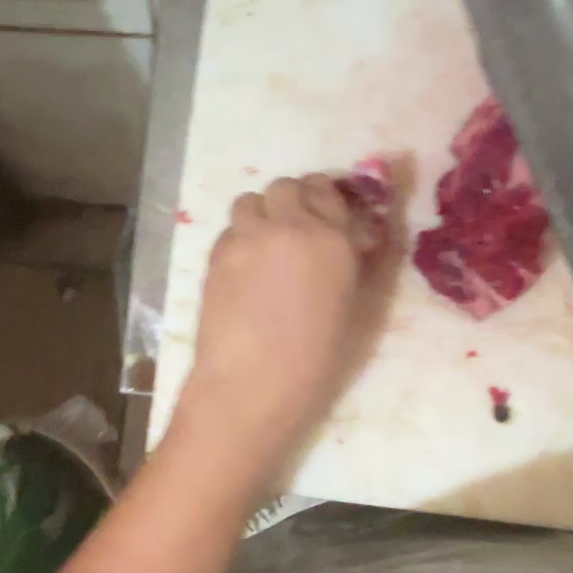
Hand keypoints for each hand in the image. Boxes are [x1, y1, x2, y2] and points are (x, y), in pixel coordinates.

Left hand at [170, 174, 388, 479]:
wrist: (250, 385)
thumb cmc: (312, 362)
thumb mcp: (353, 310)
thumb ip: (356, 263)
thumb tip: (356, 239)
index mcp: (333, 238)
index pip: (331, 191)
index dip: (329, 202)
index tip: (330, 220)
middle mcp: (289, 226)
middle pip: (288, 186)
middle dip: (294, 202)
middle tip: (297, 231)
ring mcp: (247, 238)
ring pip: (251, 200)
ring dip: (262, 215)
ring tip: (266, 246)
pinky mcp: (216, 257)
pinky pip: (229, 229)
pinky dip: (239, 238)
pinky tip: (244, 269)